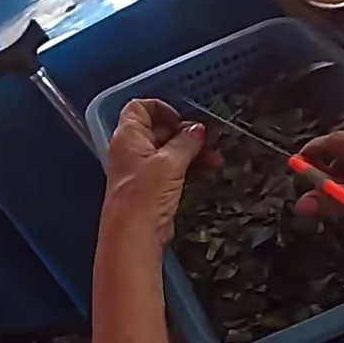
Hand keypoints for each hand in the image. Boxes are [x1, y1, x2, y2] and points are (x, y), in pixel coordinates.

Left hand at [102, 99, 206, 244]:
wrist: (135, 235)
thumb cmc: (145, 194)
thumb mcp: (169, 162)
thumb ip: (186, 142)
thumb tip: (198, 130)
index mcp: (127, 137)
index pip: (139, 107)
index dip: (162, 108)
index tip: (183, 118)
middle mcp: (131, 150)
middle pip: (159, 130)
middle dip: (186, 132)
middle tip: (211, 138)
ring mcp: (141, 170)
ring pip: (169, 150)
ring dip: (192, 150)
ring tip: (216, 156)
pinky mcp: (152, 188)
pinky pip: (172, 169)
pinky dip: (189, 166)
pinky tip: (209, 168)